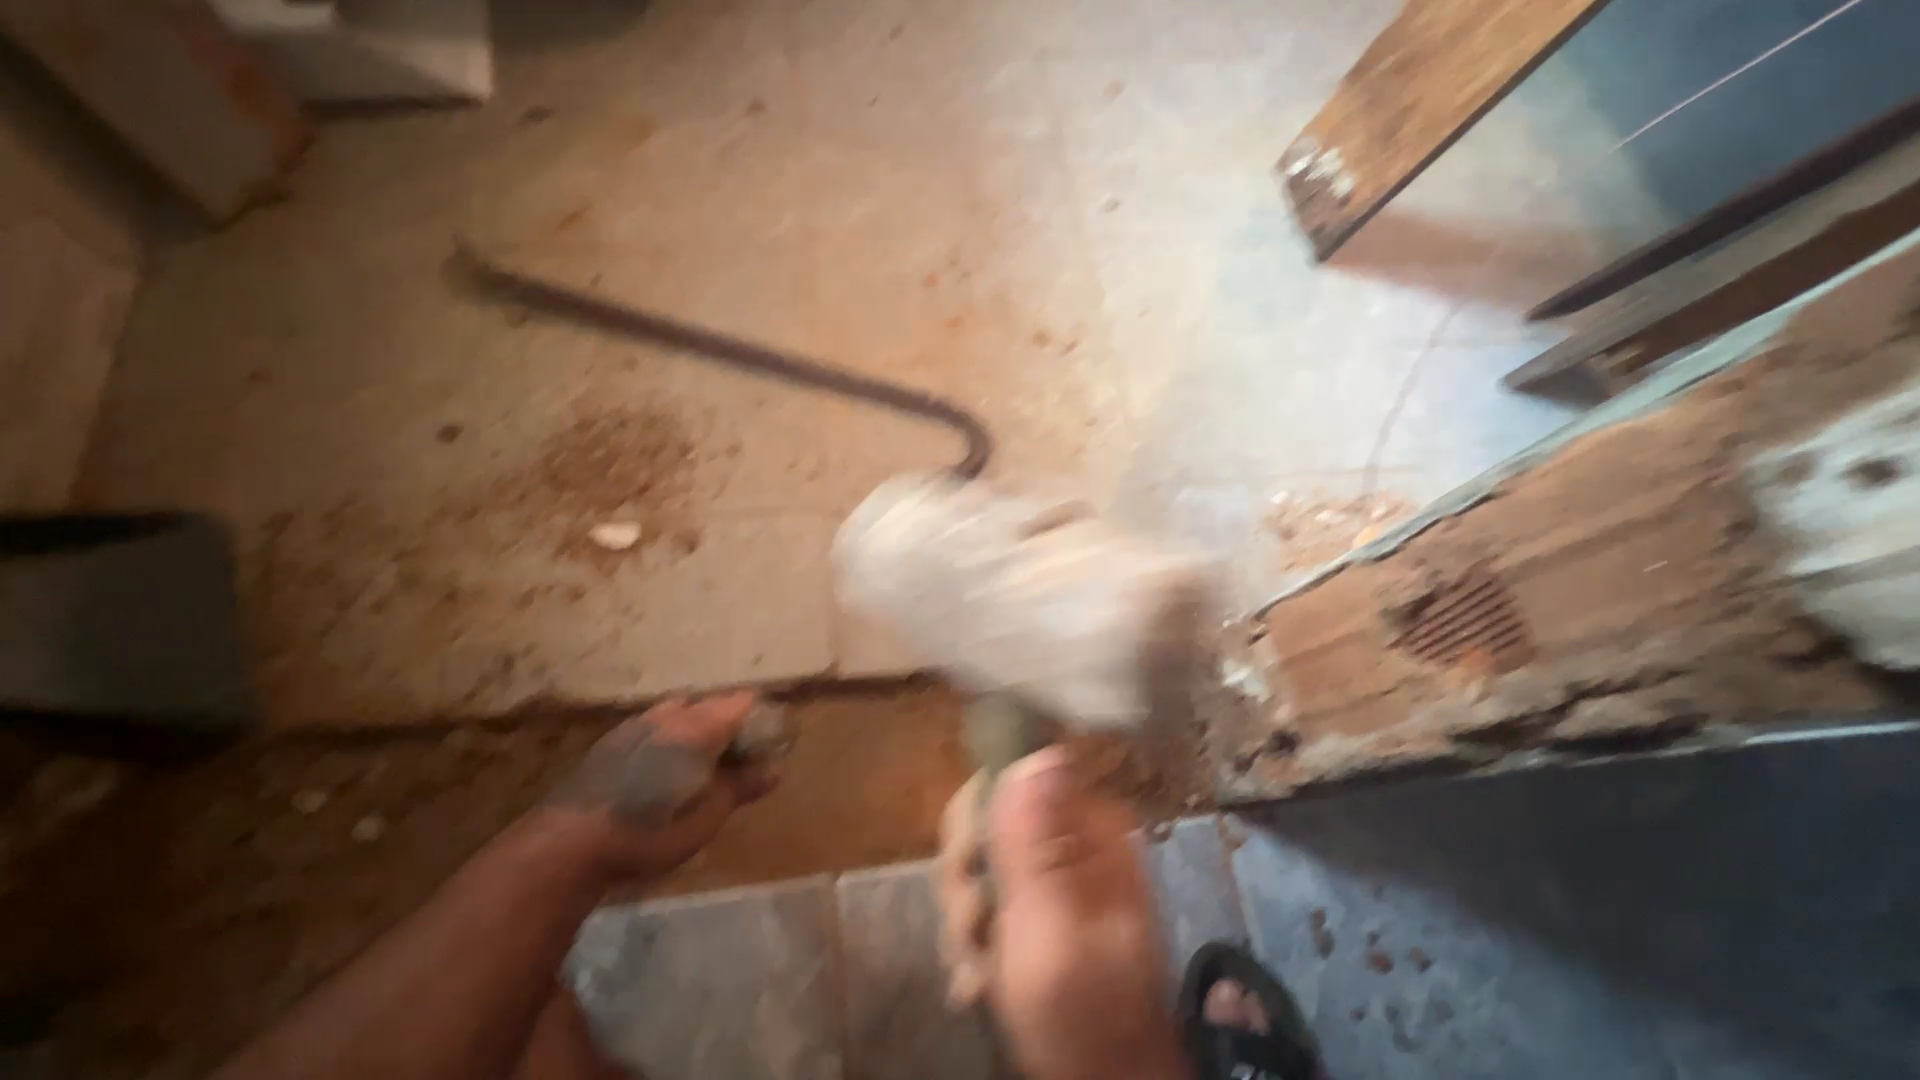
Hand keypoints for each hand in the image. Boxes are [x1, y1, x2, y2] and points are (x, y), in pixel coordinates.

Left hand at [544, 691, 775, 881]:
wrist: (568, 843)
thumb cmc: (651, 830)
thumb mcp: (707, 816)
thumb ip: (741, 786)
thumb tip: (774, 770)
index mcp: (698, 726)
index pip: (743, 703)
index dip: (763, 720)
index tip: (770, 747)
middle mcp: (668, 714)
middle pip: (712, 705)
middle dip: (731, 725)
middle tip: (741, 760)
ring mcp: (635, 725)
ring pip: (680, 713)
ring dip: (699, 731)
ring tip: (705, 766)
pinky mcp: (611, 742)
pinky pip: (654, 727)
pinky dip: (671, 740)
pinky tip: (665, 772)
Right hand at [985, 750, 1191, 1079]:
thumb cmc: (1083, 1010)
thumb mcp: (1053, 930)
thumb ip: (1035, 847)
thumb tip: (1036, 752)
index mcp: (1089, 827)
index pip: (1006, 778)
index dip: (972, 825)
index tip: (969, 876)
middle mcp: (1072, 837)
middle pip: (981, 821)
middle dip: (965, 883)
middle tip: (974, 932)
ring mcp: (1055, 871)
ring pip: (975, 864)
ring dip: (965, 921)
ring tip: (979, 971)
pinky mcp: (1037, 905)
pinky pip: (983, 898)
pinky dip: (973, 940)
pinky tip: (979, 980)